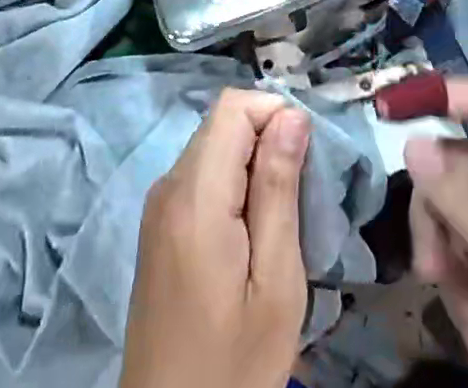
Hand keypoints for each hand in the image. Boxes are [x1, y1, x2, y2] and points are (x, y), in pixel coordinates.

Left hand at [120, 88, 311, 387]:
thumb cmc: (234, 360)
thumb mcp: (275, 281)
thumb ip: (279, 190)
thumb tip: (291, 116)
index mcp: (195, 195)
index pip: (232, 108)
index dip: (275, 112)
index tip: (309, 153)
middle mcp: (168, 185)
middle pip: (221, 123)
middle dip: (267, 136)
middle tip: (304, 189)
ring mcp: (158, 203)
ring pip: (212, 145)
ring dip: (253, 159)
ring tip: (284, 212)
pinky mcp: (159, 222)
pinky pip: (200, 174)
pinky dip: (233, 179)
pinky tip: (255, 225)